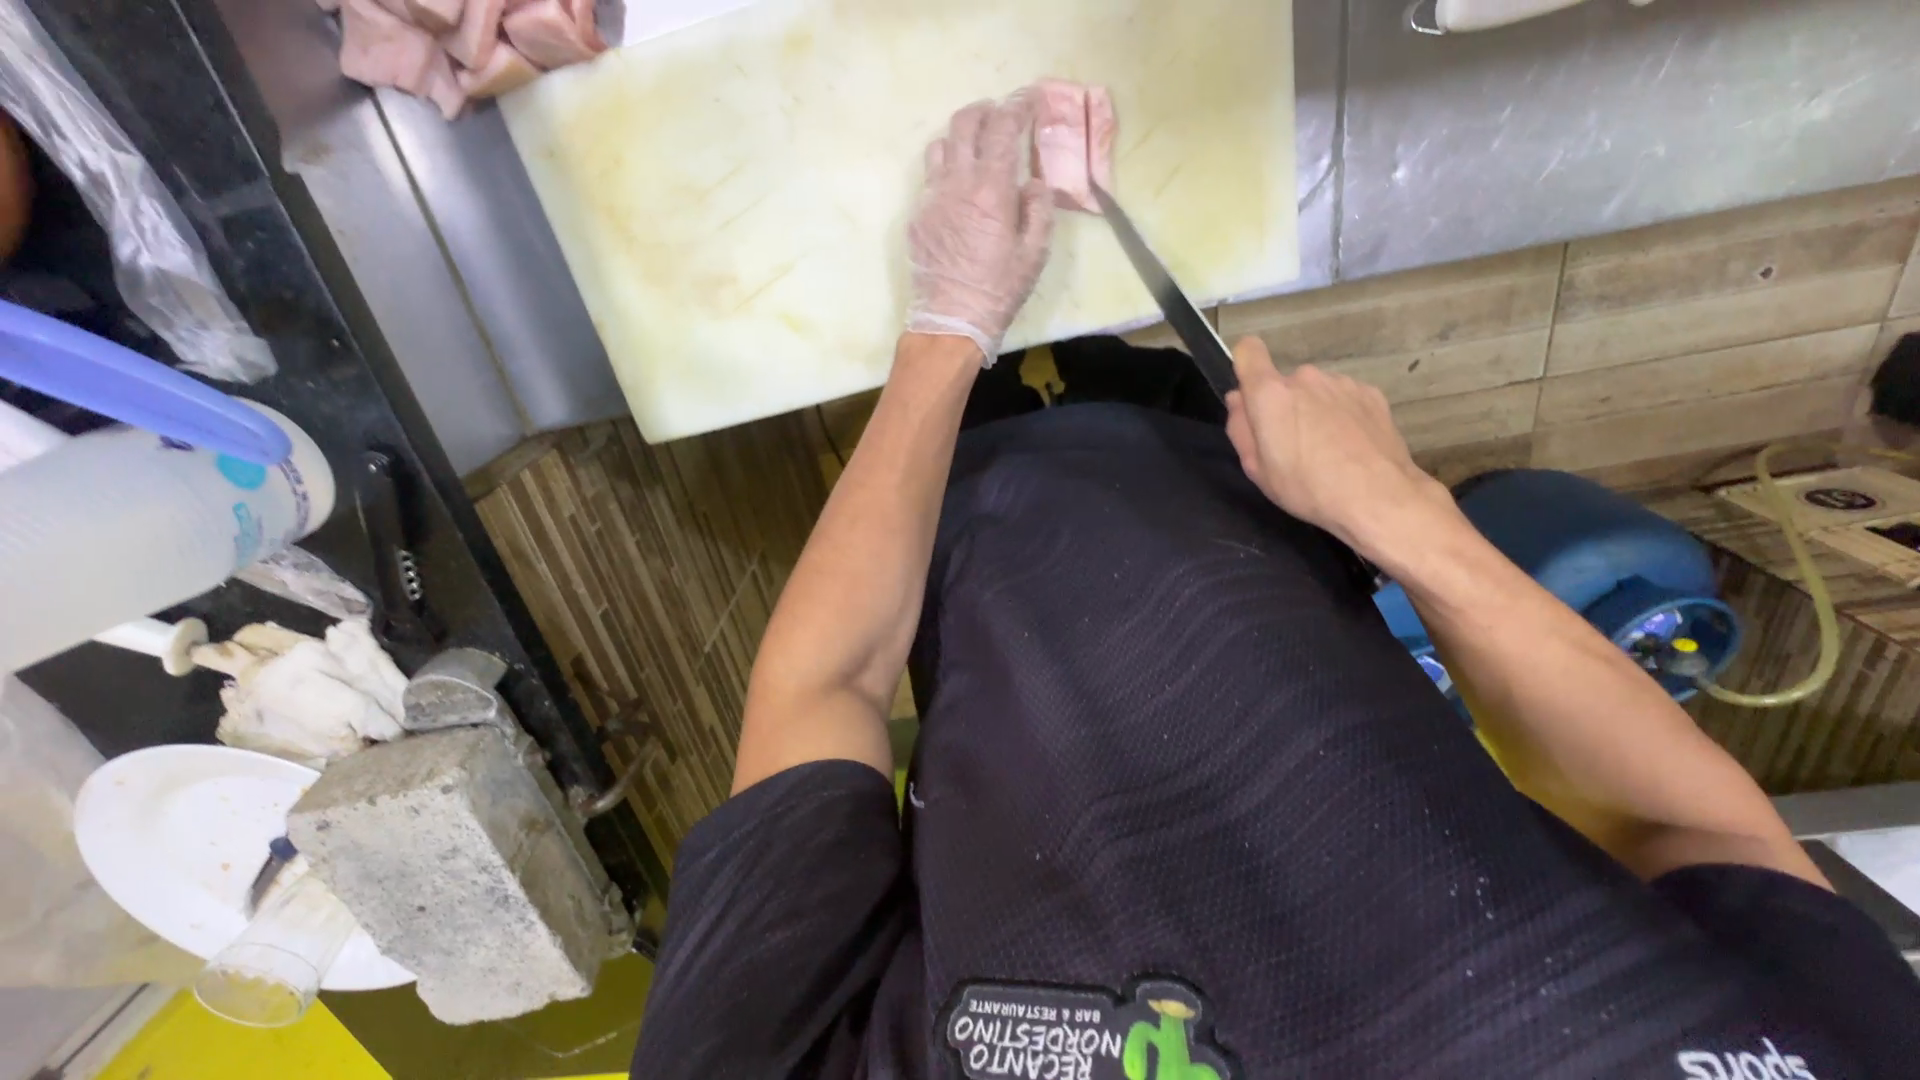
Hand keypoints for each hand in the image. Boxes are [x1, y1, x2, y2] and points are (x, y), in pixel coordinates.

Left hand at [905, 96, 1054, 366]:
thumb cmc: (998, 291)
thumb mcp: (1034, 253)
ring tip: (976, 147)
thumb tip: (1032, 183)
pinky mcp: (916, 218)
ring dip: (961, 137)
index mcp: (991, 190)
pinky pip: (930, 180)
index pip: (1003, 127)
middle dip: (985, 110)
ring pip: (940, 146)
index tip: (1029, 99)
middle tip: (1000, 115)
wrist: (950, 321)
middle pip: (964, 123)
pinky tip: (959, 189)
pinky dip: (947, 171)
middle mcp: (956, 185)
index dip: (1018, 105)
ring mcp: (931, 199)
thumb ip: (1038, 209)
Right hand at [1223, 337, 1452, 554]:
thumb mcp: (1257, 469)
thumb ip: (1240, 428)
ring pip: (1316, 391)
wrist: (1377, 496)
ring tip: (1327, 448)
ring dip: (1315, 410)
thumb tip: (1238, 400)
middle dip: (1284, 406)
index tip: (1251, 393)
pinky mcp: (1370, 393)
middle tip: (1293, 445)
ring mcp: (1341, 383)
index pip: (1248, 352)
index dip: (1245, 365)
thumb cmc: (1306, 487)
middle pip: (1284, 383)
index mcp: (1270, 394)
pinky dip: (1342, 415)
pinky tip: (1351, 445)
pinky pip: (1344, 398)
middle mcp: (1305, 378)